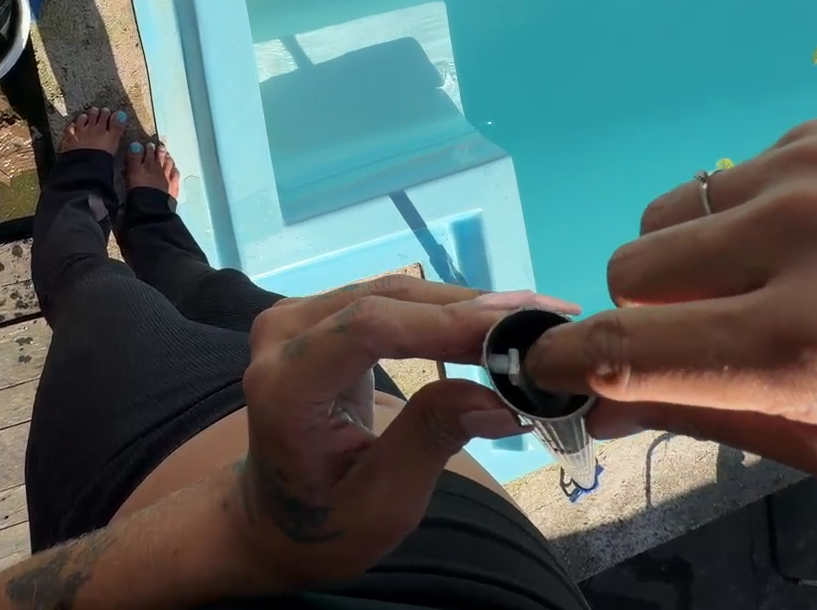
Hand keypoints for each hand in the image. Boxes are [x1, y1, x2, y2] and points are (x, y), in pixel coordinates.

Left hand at [230, 275, 576, 588]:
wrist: (270, 512)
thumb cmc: (324, 523)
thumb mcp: (383, 503)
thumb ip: (432, 438)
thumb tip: (504, 400)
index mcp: (286, 384)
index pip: (367, 329)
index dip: (444, 323)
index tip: (517, 328)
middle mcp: (280, 334)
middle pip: (381, 301)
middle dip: (466, 309)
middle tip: (545, 318)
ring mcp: (293, 317)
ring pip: (387, 293)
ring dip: (458, 304)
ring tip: (530, 315)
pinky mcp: (313, 315)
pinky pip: (381, 301)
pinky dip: (436, 309)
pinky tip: (485, 317)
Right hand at [526, 119, 816, 520]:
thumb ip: (716, 419)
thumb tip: (603, 408)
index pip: (627, 350)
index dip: (567, 362)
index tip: (543, 369)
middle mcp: (802, 242)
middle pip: (629, 269)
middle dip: (649, 317)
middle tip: (715, 345)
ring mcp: (815, 174)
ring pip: (668, 218)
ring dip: (690, 265)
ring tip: (774, 289)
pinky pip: (727, 181)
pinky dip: (743, 221)